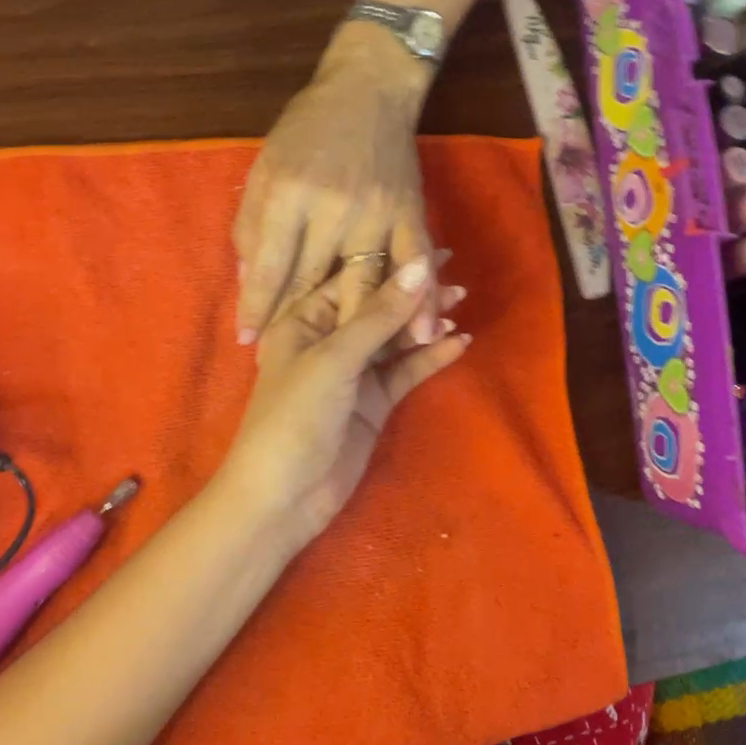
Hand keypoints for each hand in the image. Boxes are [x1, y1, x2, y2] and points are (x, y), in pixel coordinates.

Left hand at [219, 254, 469, 544]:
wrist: (283, 498)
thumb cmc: (294, 417)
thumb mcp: (334, 359)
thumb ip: (380, 314)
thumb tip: (421, 265)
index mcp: (303, 320)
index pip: (352, 280)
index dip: (390, 263)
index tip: (431, 246)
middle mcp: (328, 340)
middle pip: (377, 307)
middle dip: (414, 293)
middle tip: (457, 273)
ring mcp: (353, 373)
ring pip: (395, 338)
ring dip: (425, 323)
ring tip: (463, 302)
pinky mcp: (373, 403)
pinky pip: (405, 371)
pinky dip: (430, 358)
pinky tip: (459, 344)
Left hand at [234, 25, 438, 347]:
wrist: (368, 88)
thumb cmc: (306, 128)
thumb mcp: (264, 167)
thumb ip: (253, 224)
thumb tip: (249, 282)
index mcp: (288, 196)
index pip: (270, 267)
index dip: (257, 307)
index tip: (247, 342)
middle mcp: (332, 210)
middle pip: (314, 284)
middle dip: (300, 330)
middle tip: (289, 370)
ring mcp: (376, 214)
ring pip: (366, 284)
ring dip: (361, 332)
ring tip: (351, 371)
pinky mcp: (411, 213)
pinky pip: (417, 266)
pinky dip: (423, 302)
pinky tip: (427, 337)